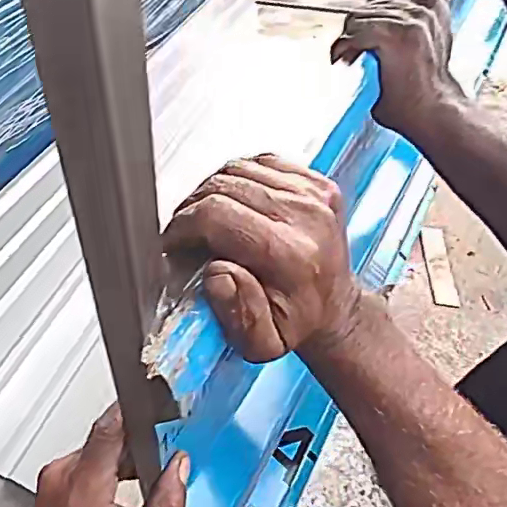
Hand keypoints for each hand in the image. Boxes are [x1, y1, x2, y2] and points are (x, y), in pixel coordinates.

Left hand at [14, 406, 188, 506]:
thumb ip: (170, 504)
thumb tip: (179, 466)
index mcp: (85, 492)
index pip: (108, 431)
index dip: (131, 412)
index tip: (149, 398)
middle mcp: (64, 476)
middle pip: (109, 438)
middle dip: (135, 444)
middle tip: (153, 461)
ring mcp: (54, 474)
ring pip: (98, 446)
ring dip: (118, 457)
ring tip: (132, 484)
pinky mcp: (52, 475)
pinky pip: (86, 457)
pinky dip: (103, 466)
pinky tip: (113, 488)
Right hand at [163, 154, 363, 362]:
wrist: (333, 310)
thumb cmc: (294, 326)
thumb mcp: (260, 343)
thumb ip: (236, 312)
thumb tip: (216, 273)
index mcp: (292, 256)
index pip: (216, 216)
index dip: (183, 227)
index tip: (173, 245)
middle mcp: (306, 217)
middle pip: (223, 187)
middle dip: (192, 210)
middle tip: (185, 237)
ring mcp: (314, 195)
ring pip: (237, 169)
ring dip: (212, 192)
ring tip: (207, 222)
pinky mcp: (316, 182)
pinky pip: (259, 163)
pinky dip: (238, 179)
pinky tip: (235, 205)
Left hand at [329, 0, 468, 139]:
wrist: (434, 111)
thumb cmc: (425, 90)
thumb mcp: (421, 45)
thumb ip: (403, 28)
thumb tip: (370, 27)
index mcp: (434, 1)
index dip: (365, 20)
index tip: (357, 42)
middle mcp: (425, 4)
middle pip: (368, 6)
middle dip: (355, 31)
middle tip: (351, 56)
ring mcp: (412, 16)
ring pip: (358, 18)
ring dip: (349, 41)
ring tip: (350, 61)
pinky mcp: (397, 32)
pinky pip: (356, 31)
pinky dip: (345, 46)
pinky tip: (346, 61)